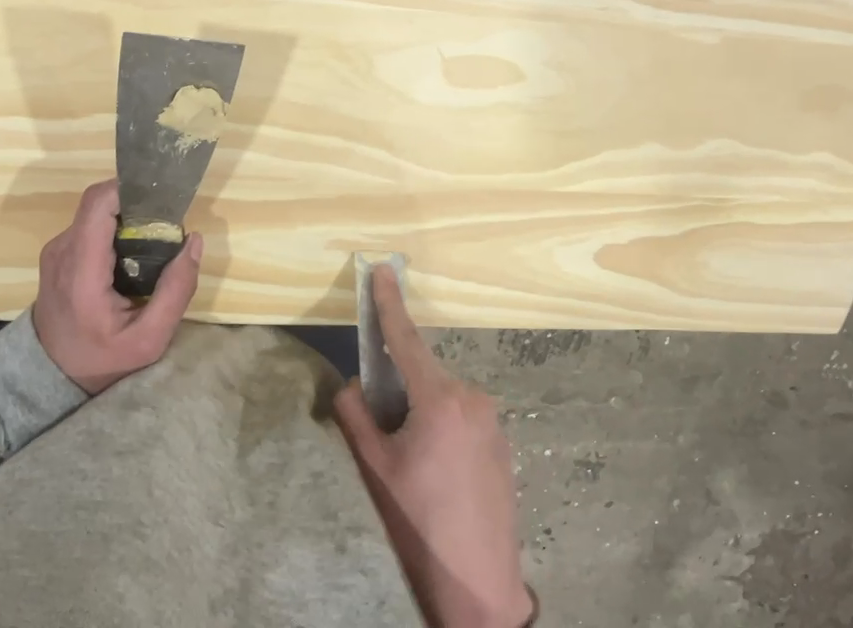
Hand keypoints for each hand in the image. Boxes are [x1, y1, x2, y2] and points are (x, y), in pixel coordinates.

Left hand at [31, 179, 201, 394]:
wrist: (52, 376)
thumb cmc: (103, 360)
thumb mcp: (150, 339)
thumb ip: (176, 290)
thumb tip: (194, 240)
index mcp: (81, 271)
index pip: (98, 204)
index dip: (129, 190)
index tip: (161, 200)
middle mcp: (61, 251)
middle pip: (99, 205)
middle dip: (135, 208)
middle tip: (165, 231)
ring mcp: (55, 251)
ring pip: (95, 215)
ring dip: (125, 222)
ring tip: (151, 249)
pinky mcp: (57, 254)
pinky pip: (88, 228)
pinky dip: (112, 234)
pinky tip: (129, 260)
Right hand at [332, 268, 533, 627]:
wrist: (479, 582)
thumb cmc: (419, 520)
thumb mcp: (375, 466)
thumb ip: (356, 414)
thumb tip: (351, 385)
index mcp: (440, 399)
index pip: (405, 340)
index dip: (389, 303)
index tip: (382, 269)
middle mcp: (473, 399)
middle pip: (422, 373)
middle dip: (397, 387)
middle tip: (381, 428)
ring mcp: (493, 422)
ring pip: (441, 396)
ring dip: (419, 410)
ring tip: (410, 461)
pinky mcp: (502, 443)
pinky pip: (460, 417)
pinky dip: (440, 426)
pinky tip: (434, 470)